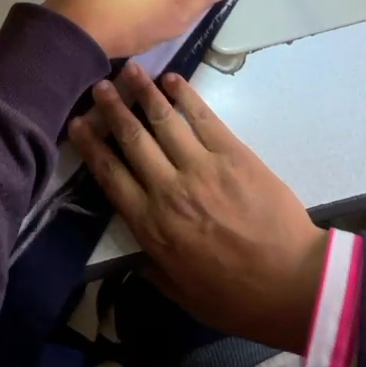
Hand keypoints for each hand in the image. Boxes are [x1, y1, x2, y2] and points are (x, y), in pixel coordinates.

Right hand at [69, 64, 324, 352]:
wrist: (289, 281)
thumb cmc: (234, 296)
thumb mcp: (181, 294)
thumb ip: (152, 268)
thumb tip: (132, 252)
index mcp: (152, 227)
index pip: (111, 176)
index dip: (91, 147)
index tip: (76, 124)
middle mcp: (169, 190)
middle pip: (132, 140)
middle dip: (113, 110)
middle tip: (99, 86)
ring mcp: (202, 167)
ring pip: (163, 121)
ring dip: (144, 92)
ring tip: (129, 70)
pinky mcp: (232, 153)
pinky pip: (203, 117)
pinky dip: (185, 95)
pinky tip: (172, 80)